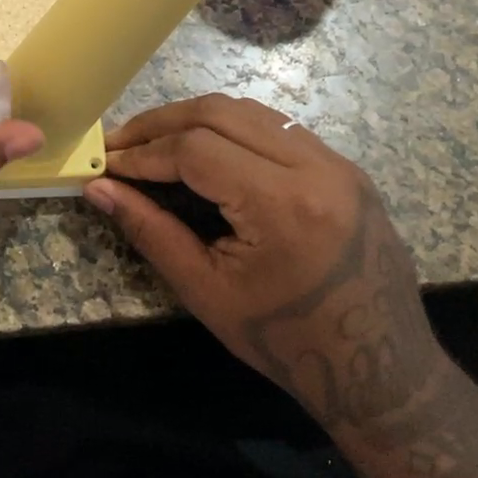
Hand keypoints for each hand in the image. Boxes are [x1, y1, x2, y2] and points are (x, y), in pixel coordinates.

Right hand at [83, 95, 442, 434]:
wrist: (378, 365)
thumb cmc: (282, 339)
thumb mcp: (205, 289)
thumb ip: (150, 230)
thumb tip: (98, 189)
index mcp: (283, 205)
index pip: (195, 149)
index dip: (143, 153)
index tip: (106, 164)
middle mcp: (317, 168)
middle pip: (221, 112)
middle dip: (161, 123)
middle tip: (120, 143)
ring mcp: (338, 164)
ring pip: (251, 112)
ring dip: (195, 119)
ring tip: (154, 144)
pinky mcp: (345, 170)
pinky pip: (277, 128)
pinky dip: (231, 130)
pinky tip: (203, 153)